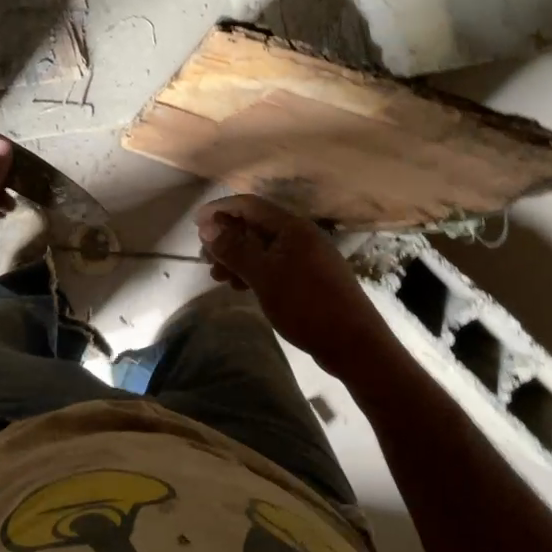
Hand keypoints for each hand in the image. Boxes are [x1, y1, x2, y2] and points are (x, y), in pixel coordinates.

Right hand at [195, 195, 389, 373]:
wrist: (356, 346)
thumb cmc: (307, 305)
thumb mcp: (263, 276)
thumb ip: (235, 249)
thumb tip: (208, 227)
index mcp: (292, 228)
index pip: (249, 205)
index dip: (220, 209)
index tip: (195, 223)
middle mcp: (301, 236)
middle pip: (255, 225)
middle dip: (226, 237)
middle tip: (205, 257)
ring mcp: (308, 257)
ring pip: (263, 247)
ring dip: (237, 257)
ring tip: (218, 276)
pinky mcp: (310, 278)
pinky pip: (274, 264)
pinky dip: (254, 270)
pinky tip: (241, 286)